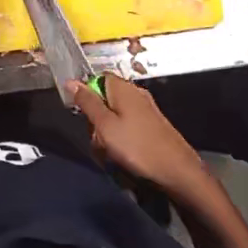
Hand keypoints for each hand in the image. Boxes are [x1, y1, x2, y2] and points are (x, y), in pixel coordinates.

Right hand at [69, 75, 214, 198]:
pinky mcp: (151, 124)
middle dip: (95, 116)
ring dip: (105, 130)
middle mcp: (136, 93)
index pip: (97, 78)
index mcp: (123, 88)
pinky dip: (119, 136)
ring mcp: (145, 109)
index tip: (80, 112)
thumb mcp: (104, 125)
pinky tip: (121, 152)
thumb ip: (87, 102)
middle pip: (105, 97)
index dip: (85, 92)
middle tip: (96, 135)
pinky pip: (125, 124)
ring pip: (113, 114)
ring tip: (108, 148)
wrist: (175, 170)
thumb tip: (71, 81)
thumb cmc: (136, 146)